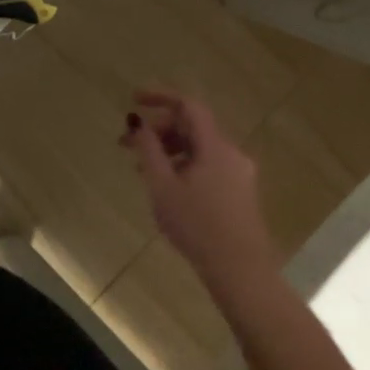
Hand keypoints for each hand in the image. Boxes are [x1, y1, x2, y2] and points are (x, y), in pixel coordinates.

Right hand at [122, 90, 277, 283]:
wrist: (241, 273)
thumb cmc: (197, 225)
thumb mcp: (162, 185)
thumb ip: (148, 149)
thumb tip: (138, 122)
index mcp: (215, 147)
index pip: (189, 106)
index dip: (160, 96)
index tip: (133, 100)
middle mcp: (231, 154)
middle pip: (191, 126)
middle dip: (158, 129)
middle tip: (127, 145)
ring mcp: (239, 174)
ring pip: (198, 147)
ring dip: (168, 149)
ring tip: (142, 170)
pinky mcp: (240, 192)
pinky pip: (207, 164)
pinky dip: (183, 164)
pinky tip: (166, 186)